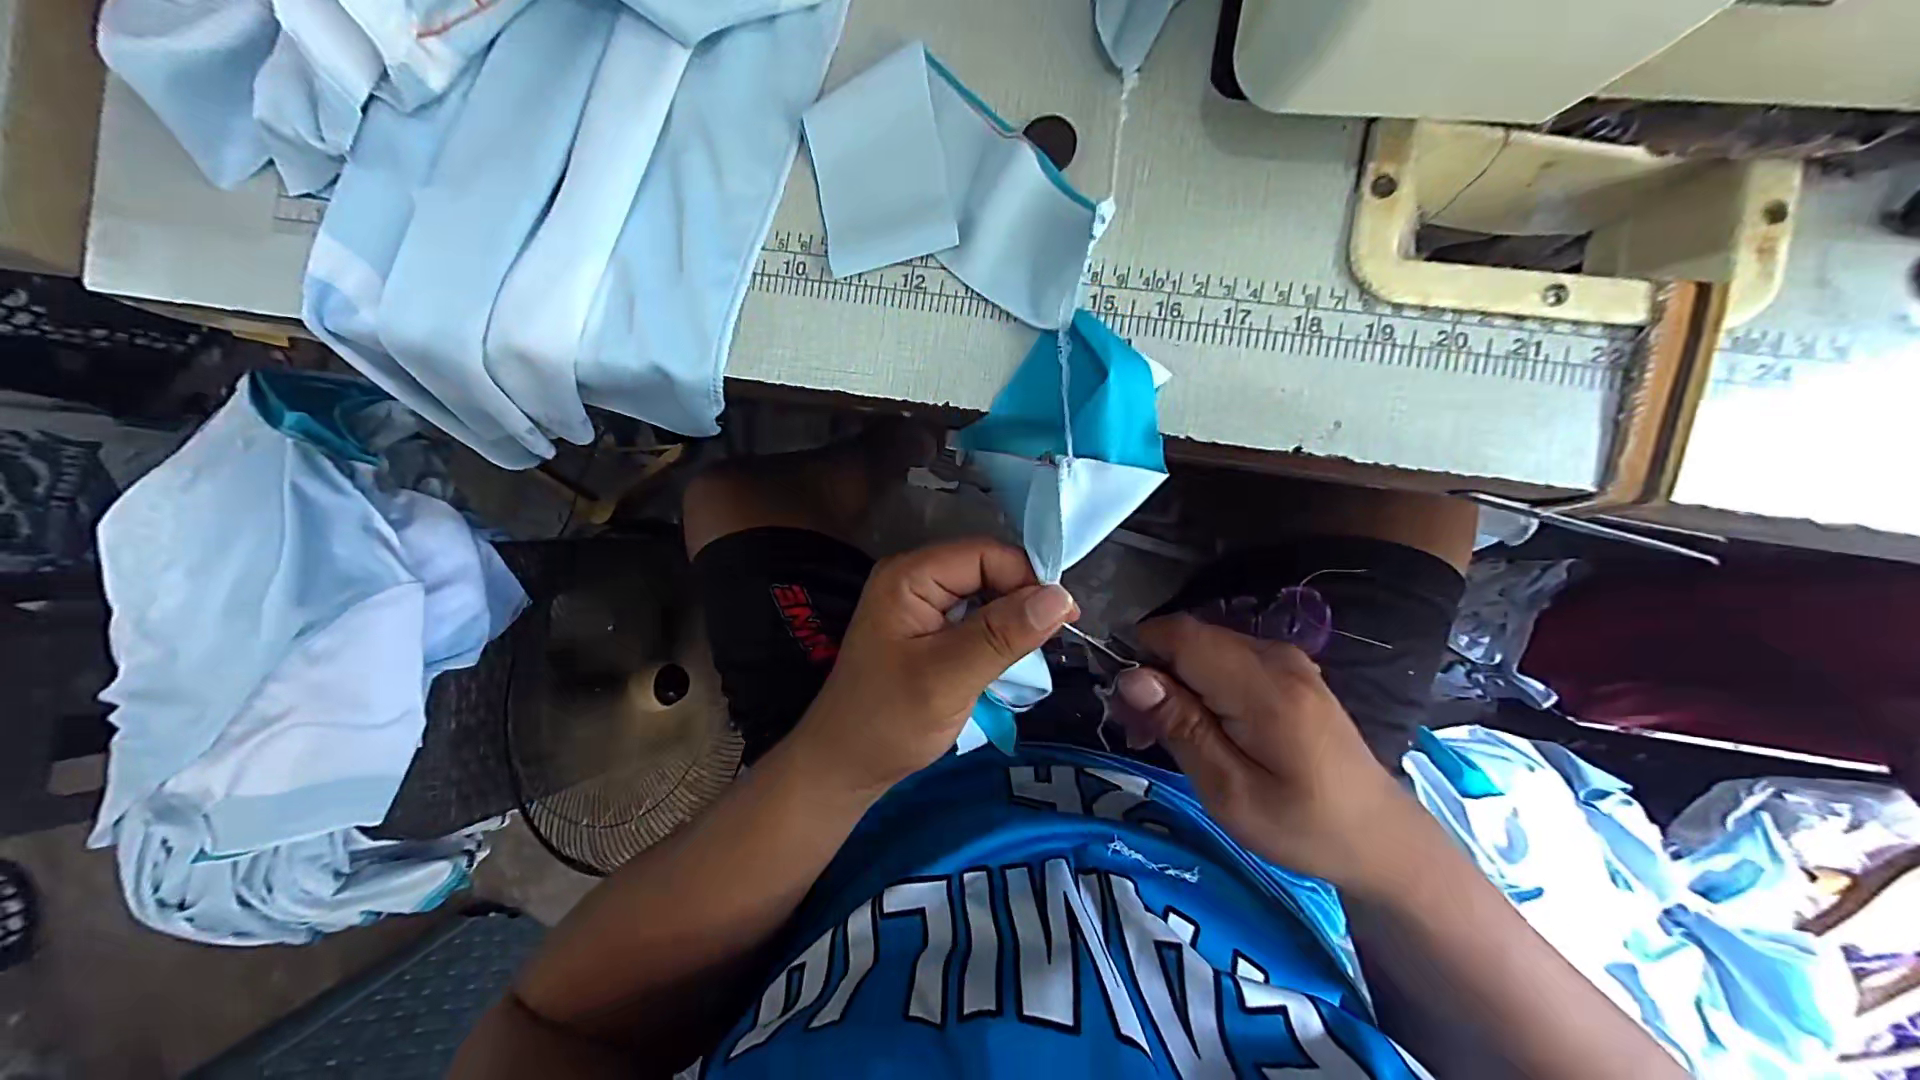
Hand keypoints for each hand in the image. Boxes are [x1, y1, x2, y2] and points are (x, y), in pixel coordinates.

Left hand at [788, 538, 1078, 795]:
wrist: (844, 766)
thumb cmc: (888, 722)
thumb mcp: (949, 678)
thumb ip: (1003, 634)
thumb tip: (1061, 596)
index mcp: (910, 576)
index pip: (984, 554)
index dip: (1027, 577)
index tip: (1064, 617)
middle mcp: (914, 579)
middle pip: (986, 569)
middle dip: (1022, 599)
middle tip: (1053, 639)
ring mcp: (919, 604)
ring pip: (984, 594)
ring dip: (1013, 619)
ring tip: (1035, 652)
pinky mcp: (927, 629)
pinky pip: (974, 617)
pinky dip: (997, 634)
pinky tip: (1011, 657)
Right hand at [1112, 614, 1423, 891]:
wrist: (1382, 839)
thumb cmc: (1304, 827)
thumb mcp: (1230, 793)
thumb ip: (1181, 727)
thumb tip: (1131, 677)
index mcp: (1265, 687)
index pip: (1179, 634)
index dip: (1140, 656)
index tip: (1127, 707)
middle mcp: (1276, 657)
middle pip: (1188, 638)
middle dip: (1152, 674)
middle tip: (1139, 732)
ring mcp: (1286, 660)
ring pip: (1202, 646)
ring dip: (1172, 681)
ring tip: (1164, 734)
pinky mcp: (1289, 671)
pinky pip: (1225, 658)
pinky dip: (1198, 683)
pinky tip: (1200, 725)